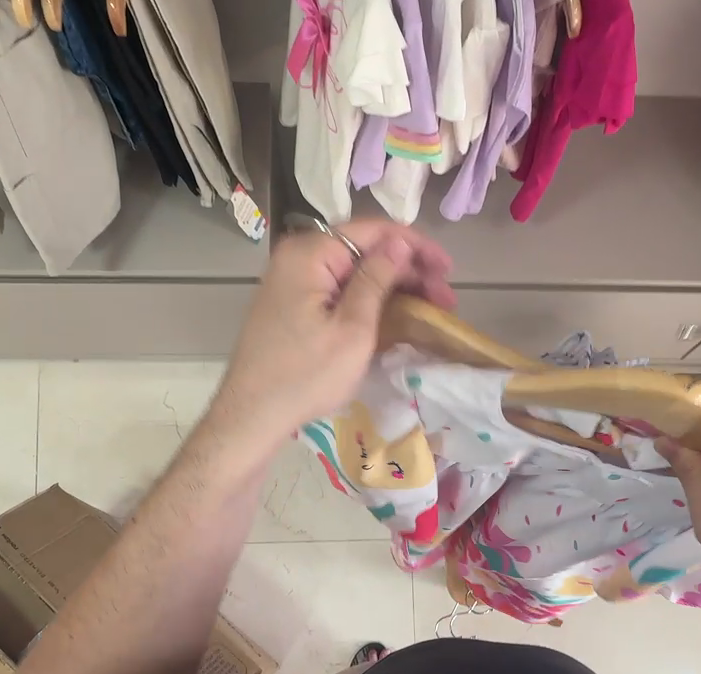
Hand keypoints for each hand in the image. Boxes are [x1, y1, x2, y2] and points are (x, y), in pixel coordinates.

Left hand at [211, 219, 454, 446]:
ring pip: (352, 273)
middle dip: (407, 270)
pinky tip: (394, 315)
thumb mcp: (353, 329)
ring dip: (391, 287)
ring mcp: (291, 283)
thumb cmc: (306, 376)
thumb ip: (377, 280)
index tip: (448, 269)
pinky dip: (367, 300)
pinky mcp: (290, 307)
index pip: (373, 231)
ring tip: (428, 309)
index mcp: (310, 254)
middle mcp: (297, 258)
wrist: (252, 415)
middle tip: (444, 298)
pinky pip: (337, 291)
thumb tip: (399, 244)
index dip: (415, 246)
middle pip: (363, 250)